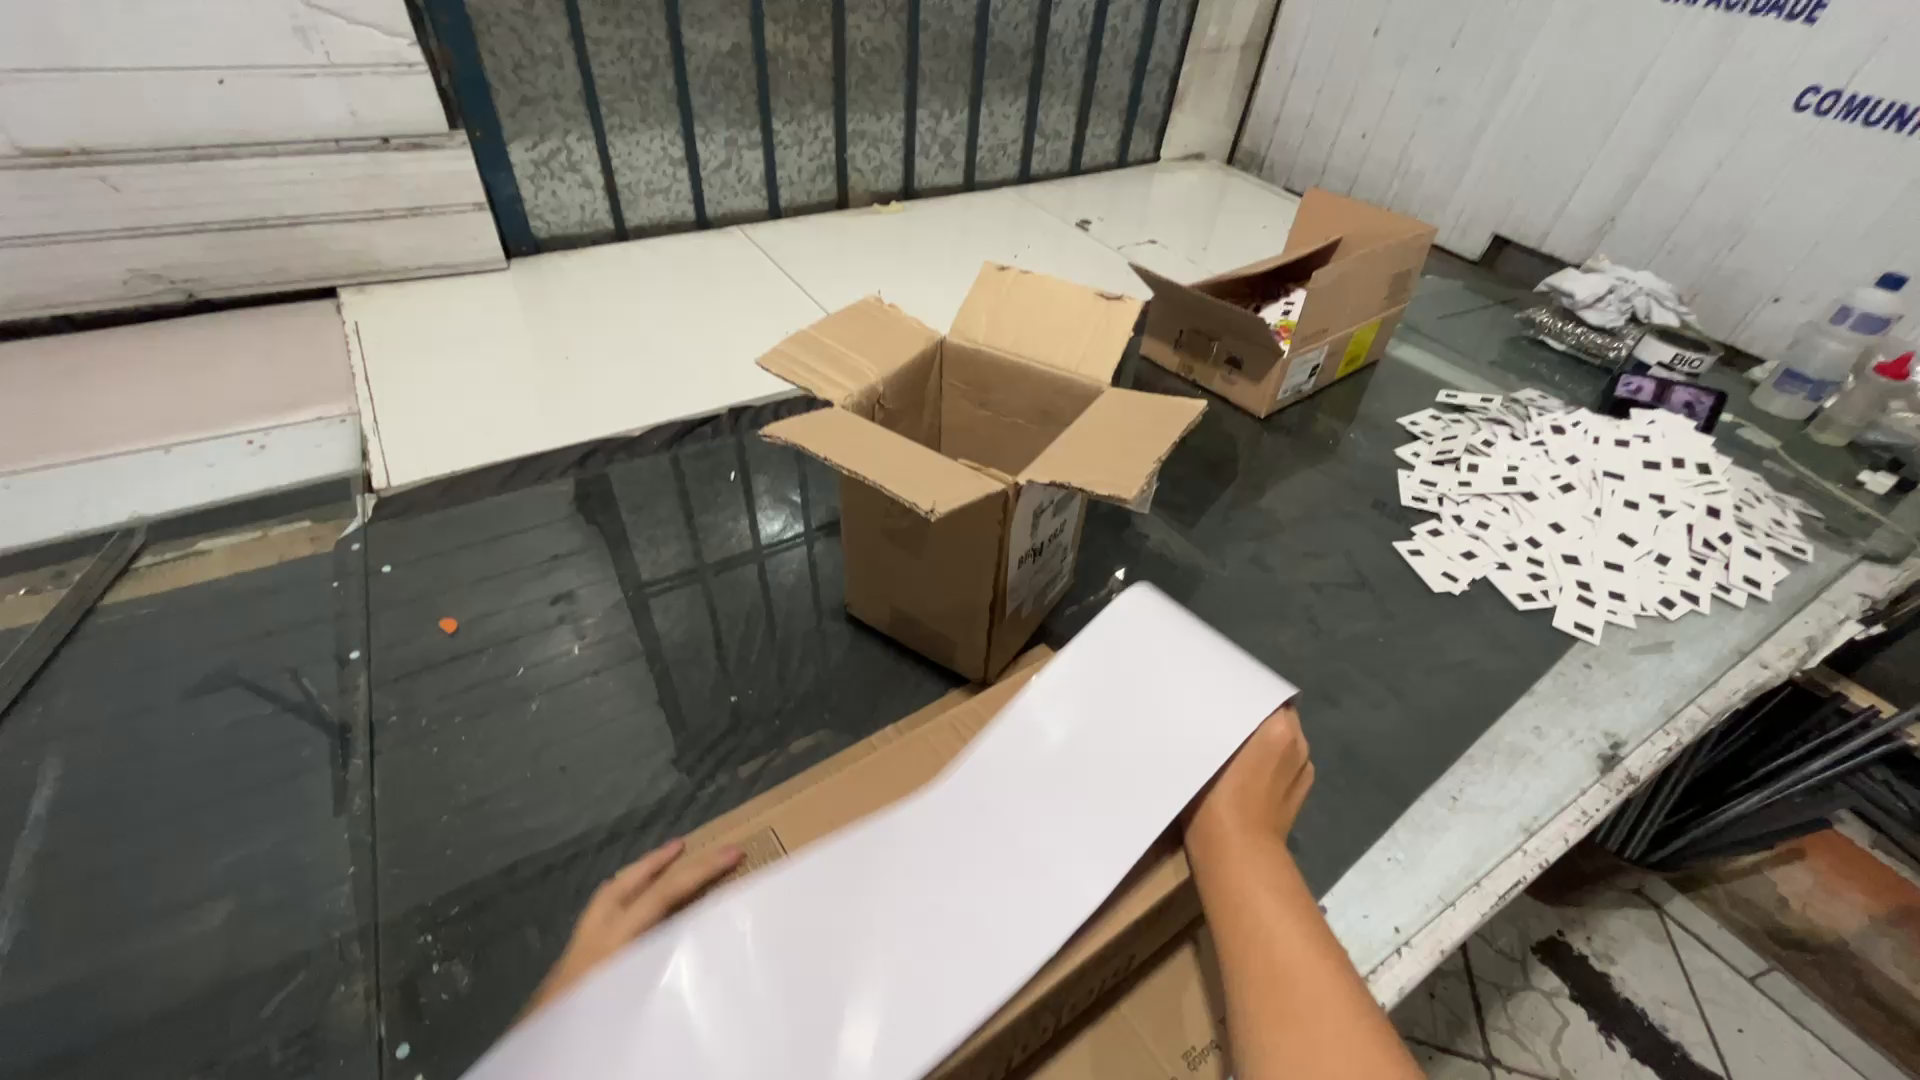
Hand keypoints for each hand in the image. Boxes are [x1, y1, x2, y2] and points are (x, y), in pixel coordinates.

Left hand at [521, 838, 743, 1020]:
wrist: (531, 1071)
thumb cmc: (582, 1040)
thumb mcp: (631, 1004)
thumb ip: (666, 970)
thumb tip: (706, 944)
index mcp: (612, 945)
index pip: (663, 894)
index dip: (701, 871)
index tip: (734, 852)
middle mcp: (591, 941)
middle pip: (625, 885)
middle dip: (656, 861)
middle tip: (683, 843)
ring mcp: (575, 955)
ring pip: (605, 900)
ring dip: (634, 878)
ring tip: (655, 868)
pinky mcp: (567, 973)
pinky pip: (597, 920)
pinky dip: (617, 904)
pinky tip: (628, 916)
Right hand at [1185, 704, 1313, 854]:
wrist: (1235, 851)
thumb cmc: (1214, 796)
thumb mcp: (1206, 747)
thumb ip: (1220, 722)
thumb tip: (1219, 710)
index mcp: (1279, 725)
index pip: (1265, 692)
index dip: (1244, 692)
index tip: (1221, 695)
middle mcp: (1300, 741)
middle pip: (1276, 715)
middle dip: (1255, 717)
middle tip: (1223, 721)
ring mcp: (1304, 768)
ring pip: (1283, 739)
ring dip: (1264, 739)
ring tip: (1235, 750)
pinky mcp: (1302, 792)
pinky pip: (1287, 763)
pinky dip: (1273, 762)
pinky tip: (1250, 775)